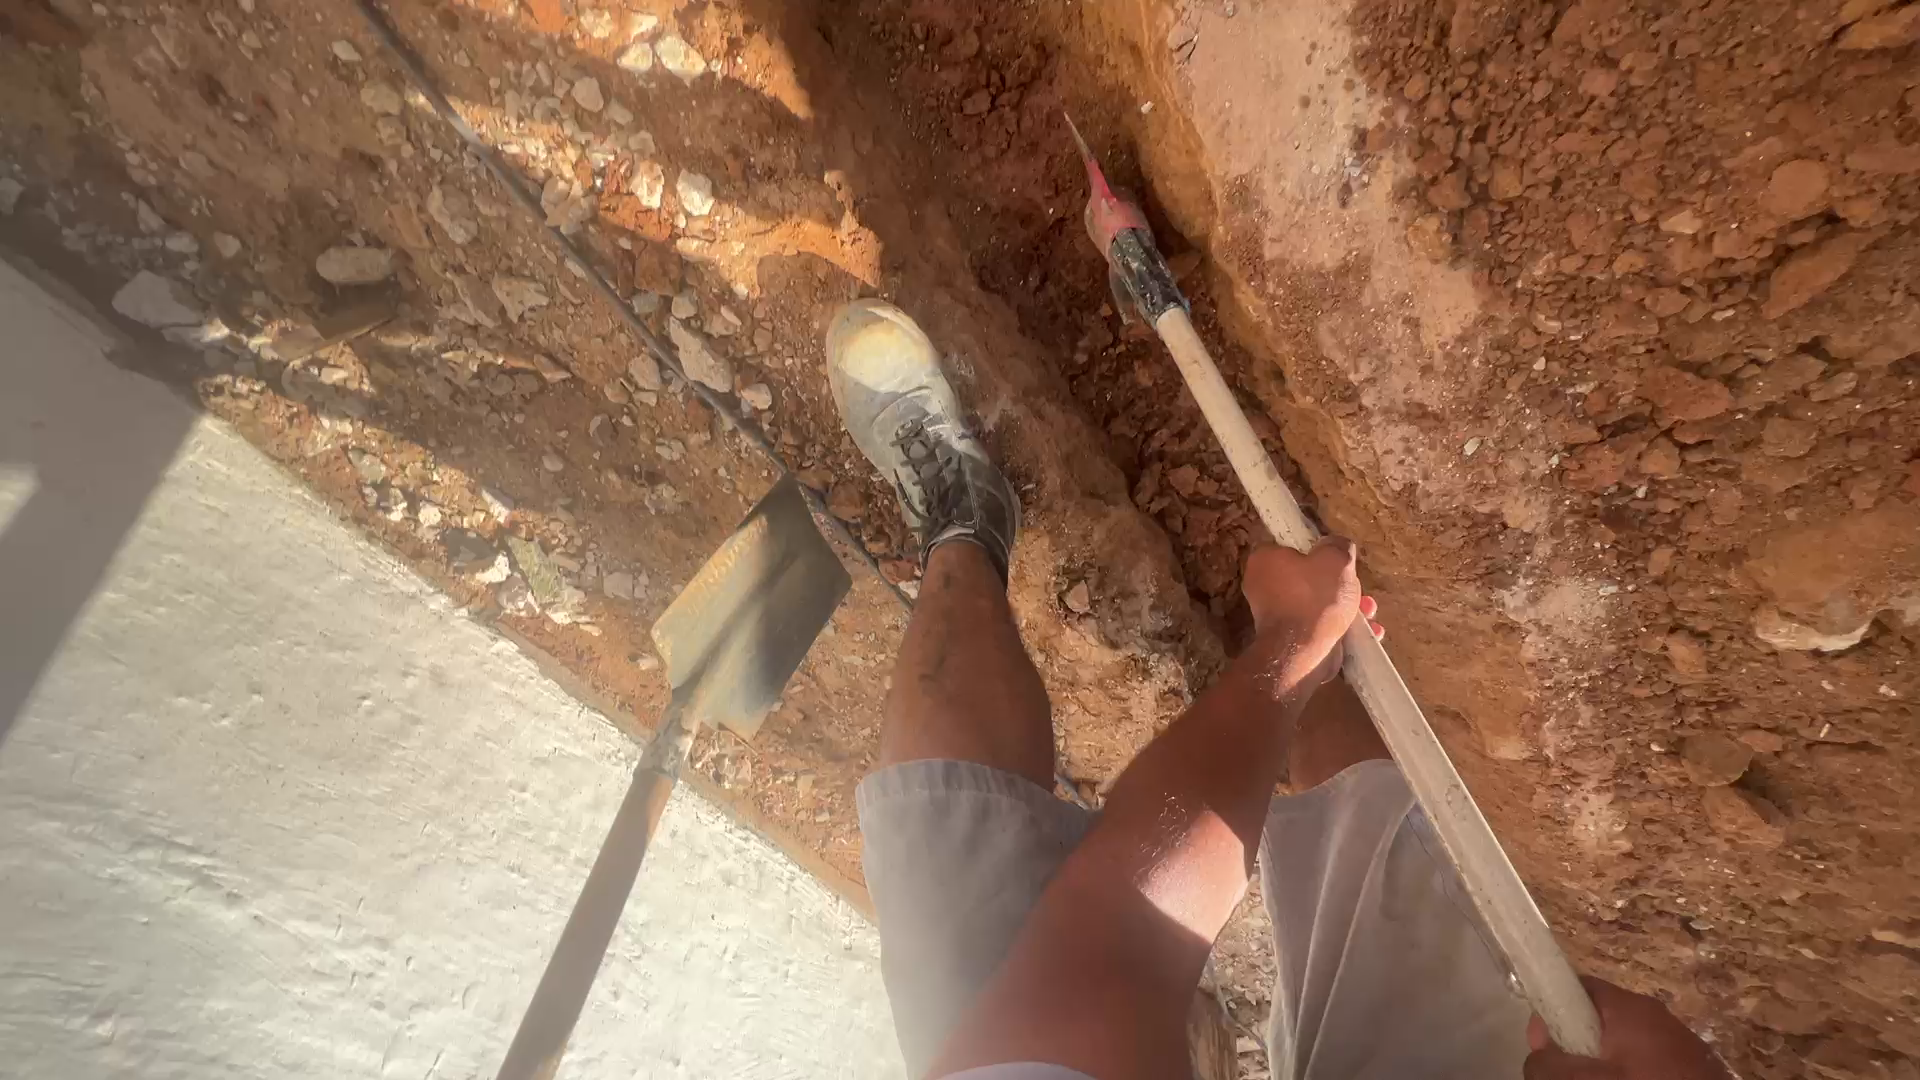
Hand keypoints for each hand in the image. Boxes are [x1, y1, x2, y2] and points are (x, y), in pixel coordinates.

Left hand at [1241, 538, 1379, 688]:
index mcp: (1264, 560)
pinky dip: (1342, 627)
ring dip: (1347, 607)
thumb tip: (1336, 544)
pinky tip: (1367, 632)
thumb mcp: (1334, 560)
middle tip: (1357, 590)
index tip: (1336, 560)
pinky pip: (1319, 624)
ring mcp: (1275, 613)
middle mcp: (1263, 585)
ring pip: (1318, 602)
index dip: (1317, 551)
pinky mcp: (1289, 636)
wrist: (1303, 652)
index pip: (1290, 546)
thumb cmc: (1315, 599)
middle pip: (1309, 577)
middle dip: (1340, 584)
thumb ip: (1336, 546)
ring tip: (1368, 612)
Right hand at [1525, 978, 1734, 1079]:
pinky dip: (1640, 1073)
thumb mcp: (1582, 1078)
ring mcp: (1688, 1046)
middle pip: (1600, 1017)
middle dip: (1580, 1041)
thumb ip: (1545, 1061)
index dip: (1550, 1010)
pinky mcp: (1706, 1072)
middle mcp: (1660, 1016)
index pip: (1574, 985)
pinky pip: (1656, 1064)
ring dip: (1611, 1062)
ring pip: (1629, 1044)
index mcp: (1630, 1006)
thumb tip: (1539, 1055)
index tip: (1544, 1042)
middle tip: (1573, 1070)